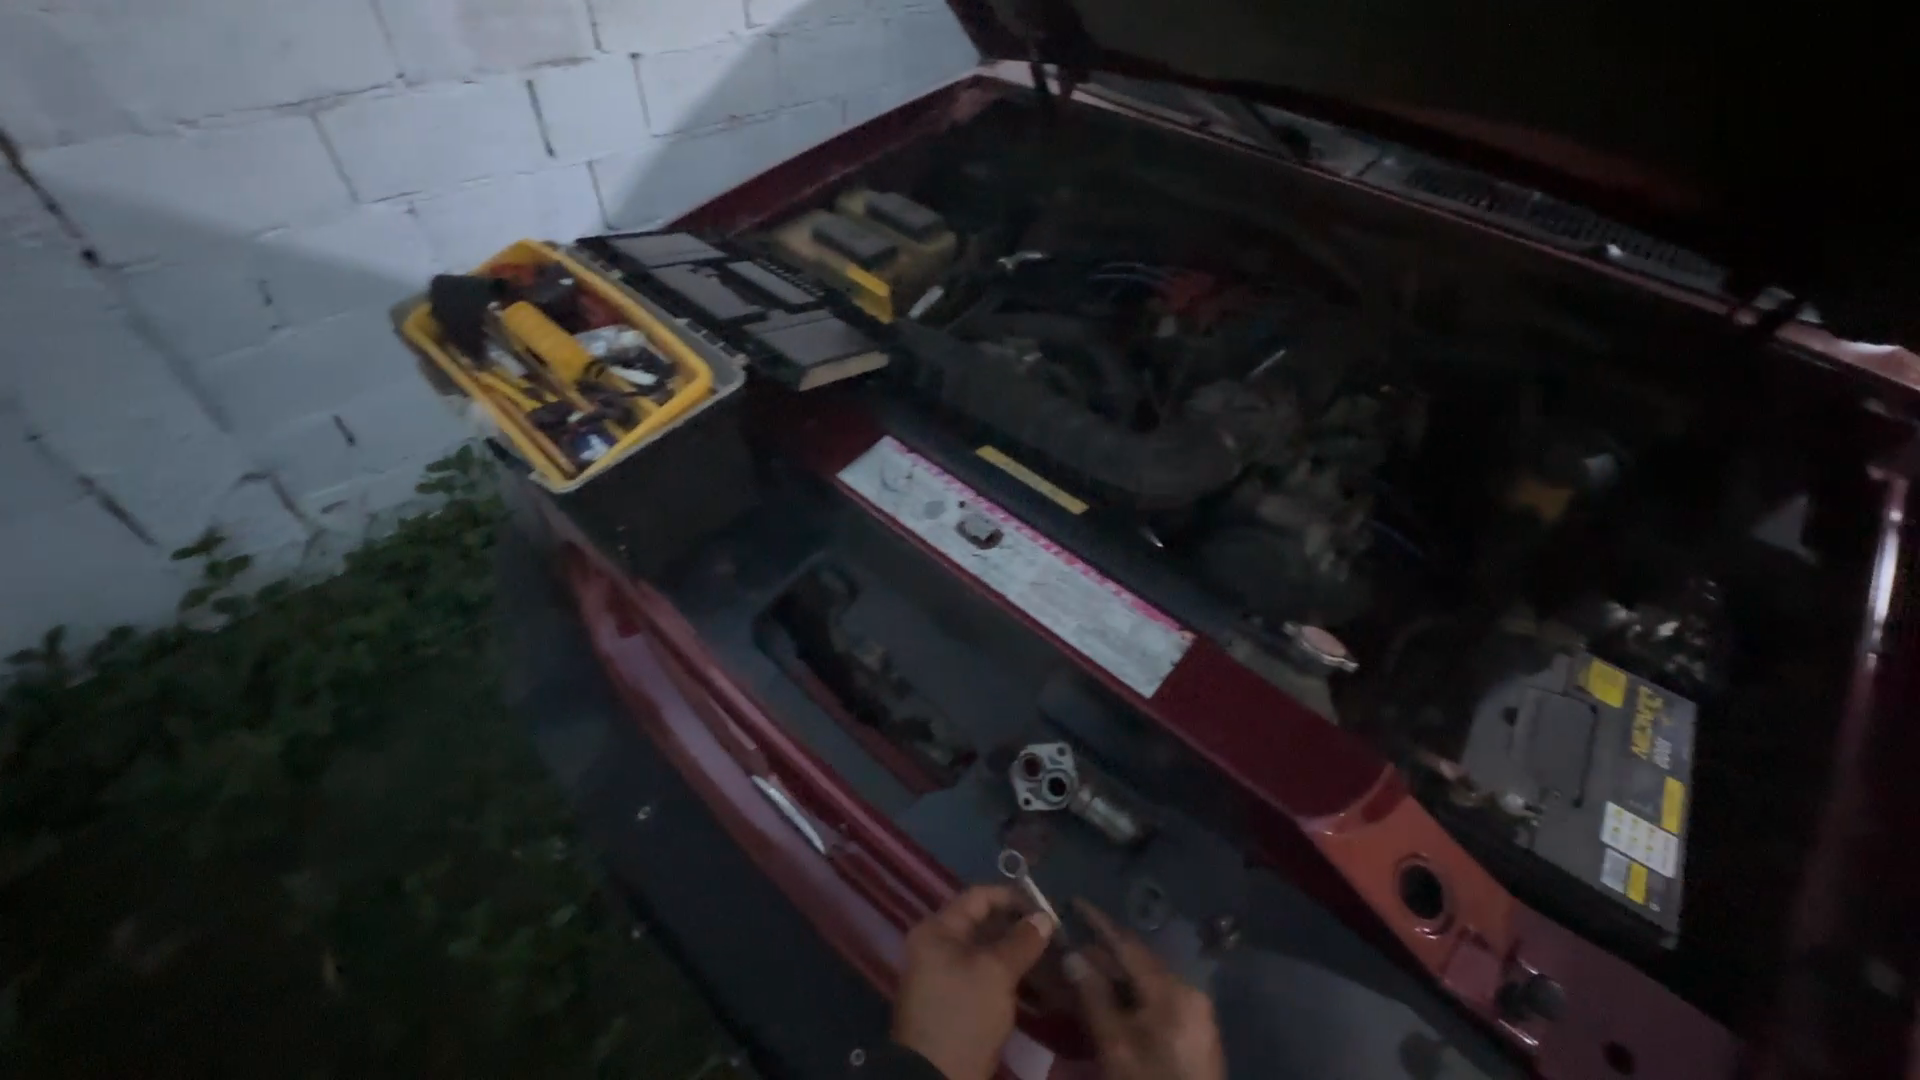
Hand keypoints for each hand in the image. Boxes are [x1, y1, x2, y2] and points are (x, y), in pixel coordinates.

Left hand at [893, 885, 1054, 1079]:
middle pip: (984, 925)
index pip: (979, 897)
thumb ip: (1022, 941)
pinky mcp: (957, 1003)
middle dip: (1020, 930)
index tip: (1047, 910)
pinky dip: (1011, 979)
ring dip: (1019, 956)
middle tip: (1056, 938)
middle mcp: (938, 947)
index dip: (1013, 898)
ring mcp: (946, 977)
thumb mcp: (995, 973)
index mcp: (937, 930)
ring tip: (1054, 962)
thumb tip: (1044, 917)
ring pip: (988, 954)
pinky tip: (1040, 988)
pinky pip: (987, 978)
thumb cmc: (963, 1014)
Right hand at [1065, 901, 1224, 1079]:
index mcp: (1173, 990)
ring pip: (1144, 985)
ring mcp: (1196, 1015)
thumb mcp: (1115, 1044)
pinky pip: (1155, 1003)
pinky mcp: (1194, 1035)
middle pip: (1137, 964)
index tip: (1072, 902)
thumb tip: (1073, 954)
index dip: (1098, 922)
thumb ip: (1093, 995)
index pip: (1128, 944)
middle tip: (1065, 949)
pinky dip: (1128, 999)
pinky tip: (1104, 1004)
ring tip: (1078, 975)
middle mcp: (1189, 993)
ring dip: (1112, 980)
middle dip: (1100, 957)